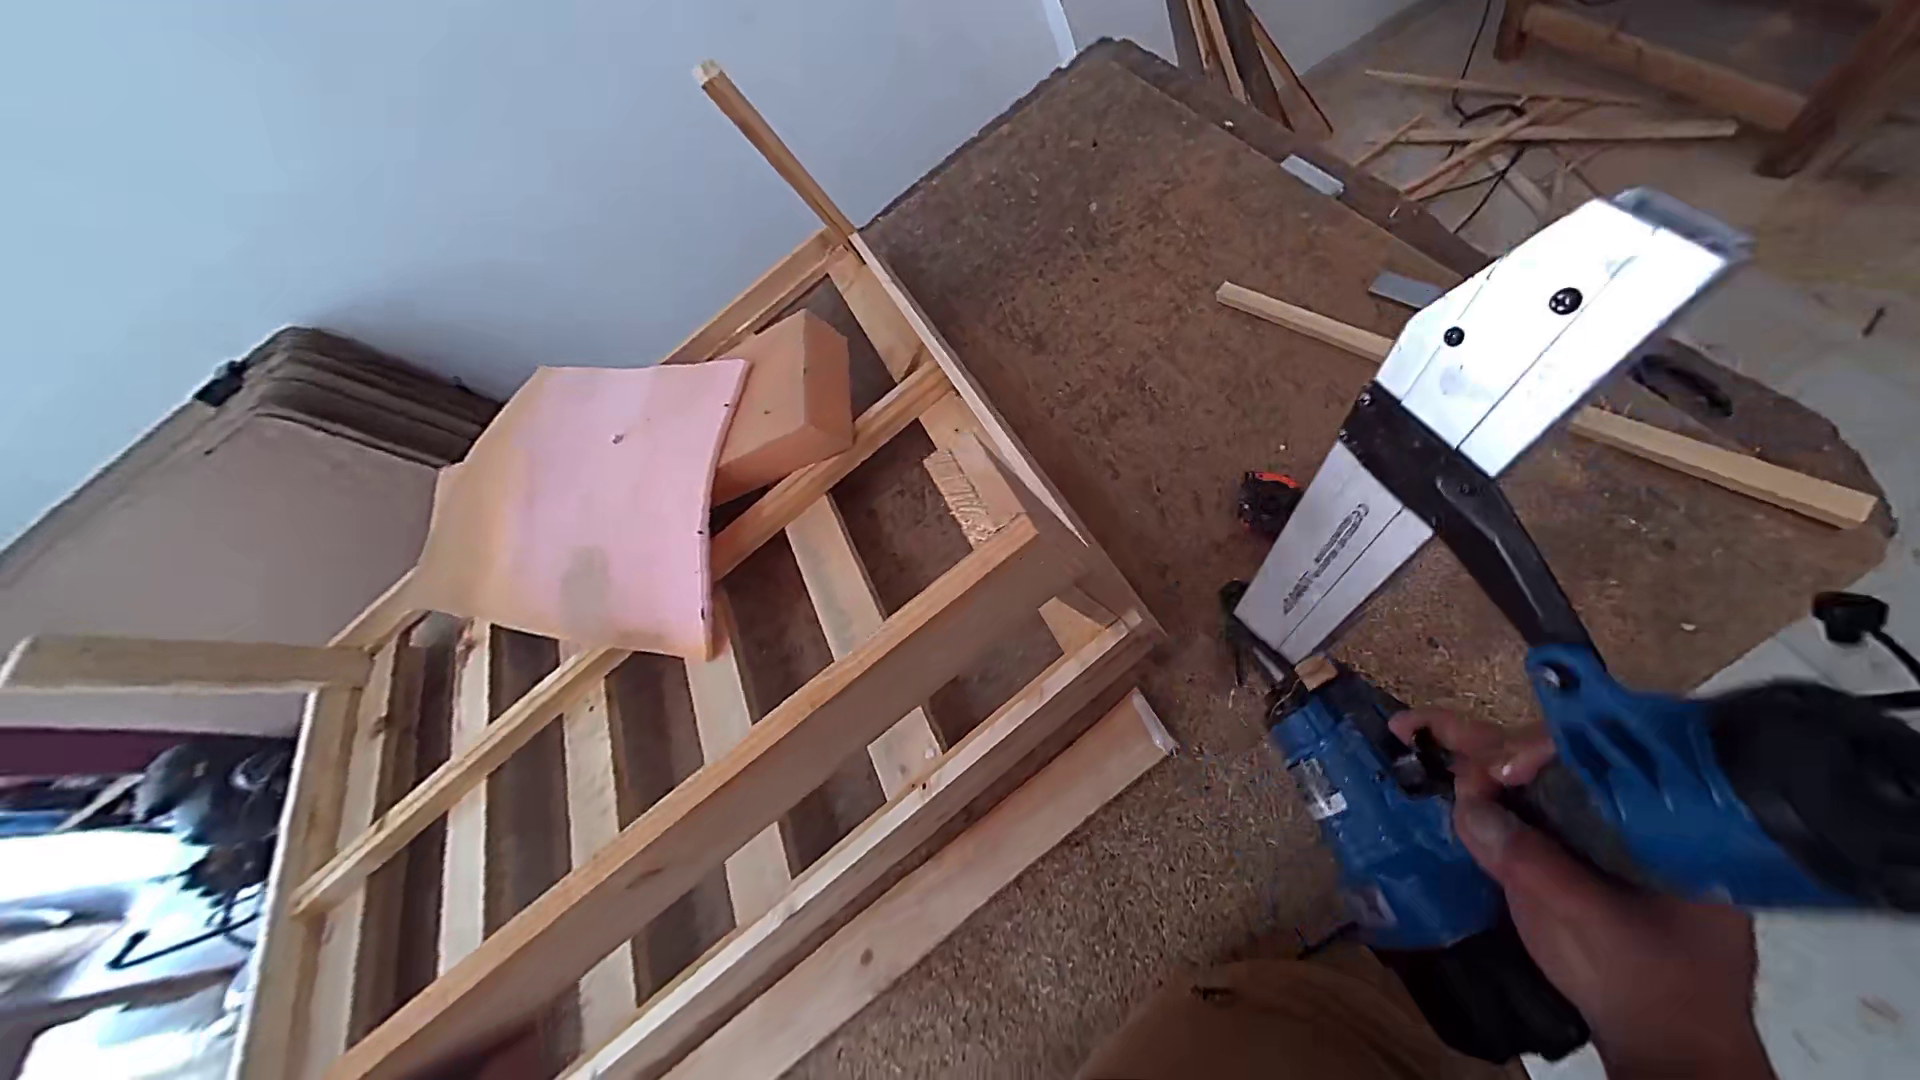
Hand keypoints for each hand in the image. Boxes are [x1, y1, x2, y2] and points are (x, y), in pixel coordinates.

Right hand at [1391, 710, 1775, 1079]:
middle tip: (1413, 729)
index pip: (1586, 763)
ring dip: (1458, 754)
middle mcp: (1608, 812)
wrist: (1651, 1040)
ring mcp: (1571, 827)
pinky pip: (1494, 805)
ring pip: (1508, 777)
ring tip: (1408, 733)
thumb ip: (1530, 861)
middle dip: (1477, 744)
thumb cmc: (1642, 978)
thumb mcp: (1589, 919)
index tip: (1496, 771)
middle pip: (1537, 760)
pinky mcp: (1538, 844)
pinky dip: (1456, 783)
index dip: (1533, 754)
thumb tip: (1464, 805)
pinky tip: (1420, 762)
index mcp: (1650, 822)